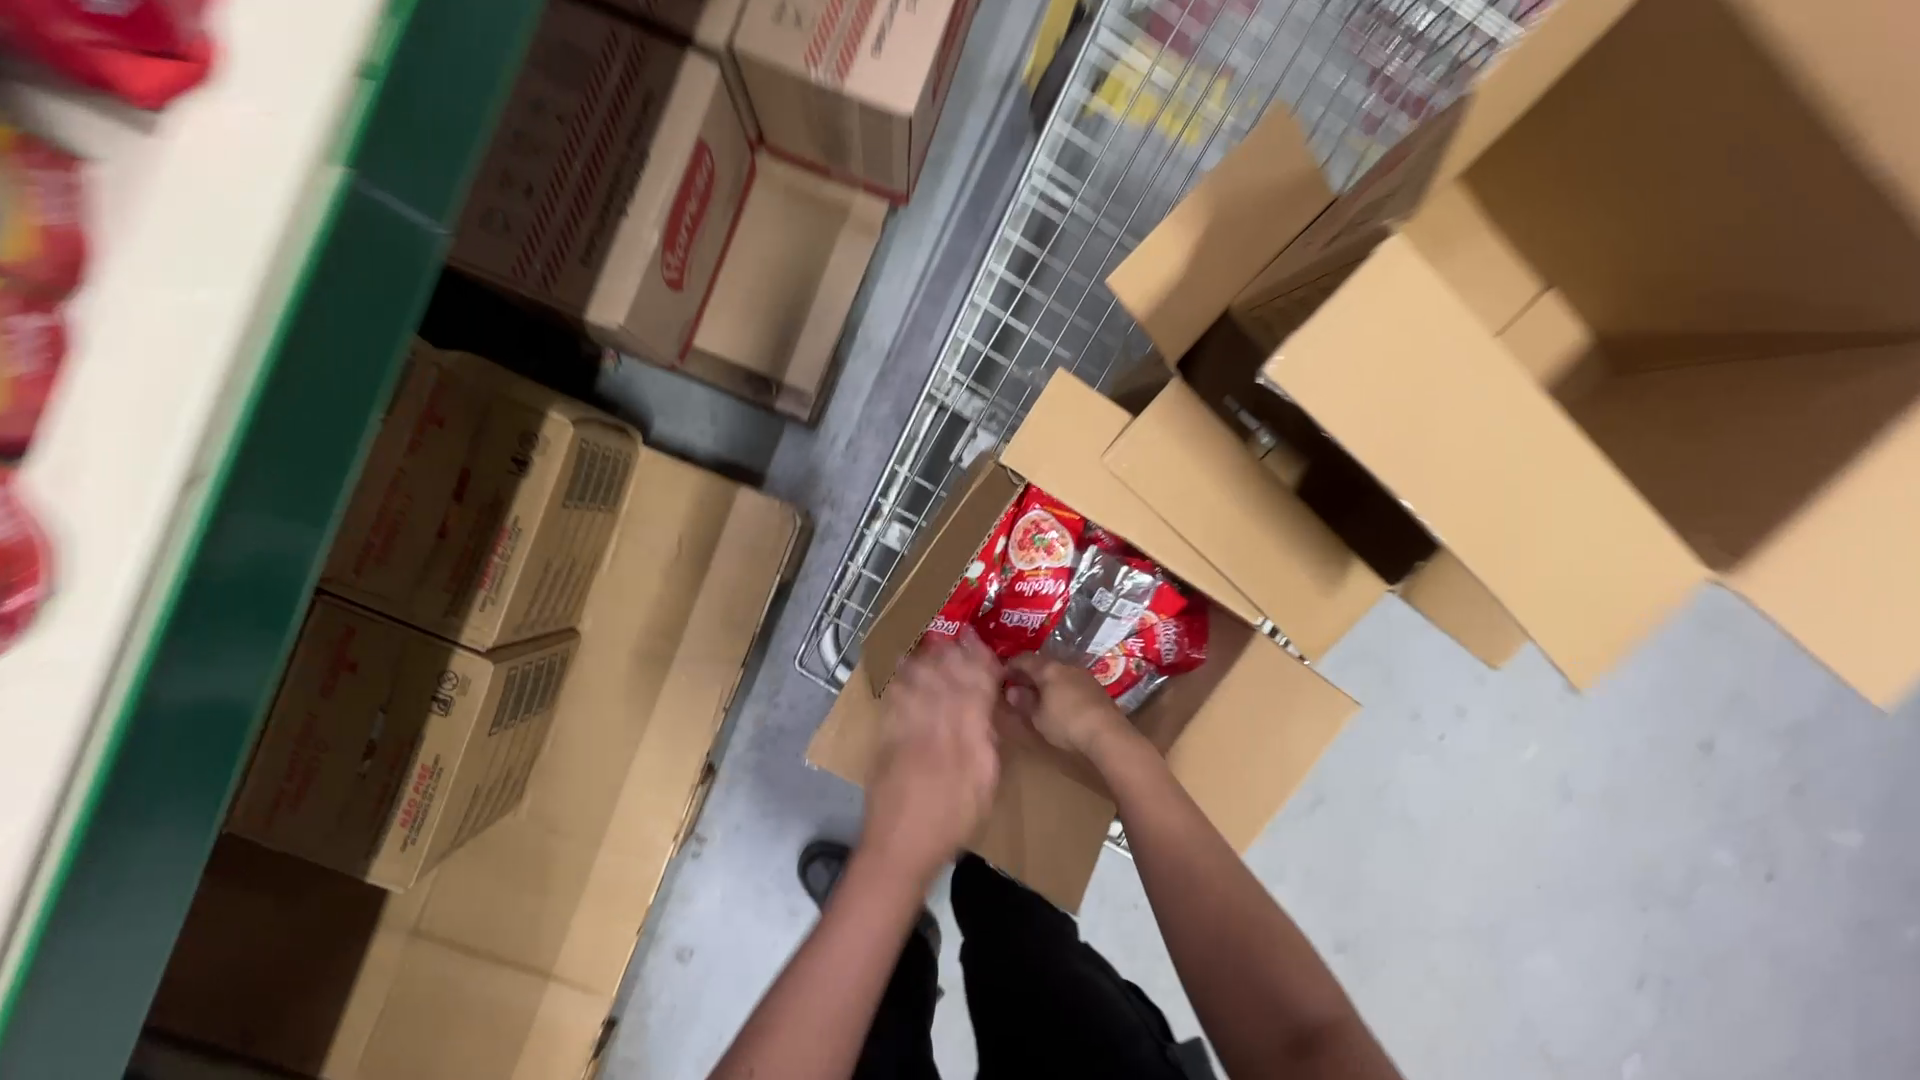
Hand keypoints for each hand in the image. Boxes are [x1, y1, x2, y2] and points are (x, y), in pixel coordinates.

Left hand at [861, 630, 1004, 880]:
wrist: (900, 845)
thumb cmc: (951, 822)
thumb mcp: (985, 785)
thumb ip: (986, 744)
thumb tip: (986, 713)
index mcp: (966, 738)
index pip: (976, 686)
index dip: (980, 661)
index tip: (983, 644)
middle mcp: (937, 725)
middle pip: (947, 676)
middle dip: (955, 652)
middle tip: (961, 636)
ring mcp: (907, 728)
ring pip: (919, 680)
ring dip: (929, 657)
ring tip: (936, 643)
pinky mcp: (886, 735)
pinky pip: (894, 697)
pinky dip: (900, 675)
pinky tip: (902, 663)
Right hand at [1002, 653, 1141, 761]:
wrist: (1107, 733)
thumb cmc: (1066, 723)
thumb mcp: (1038, 717)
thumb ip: (1024, 702)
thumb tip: (1012, 691)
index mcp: (1048, 669)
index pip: (1024, 659)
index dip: (1010, 666)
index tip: (1001, 676)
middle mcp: (1066, 666)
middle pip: (1042, 664)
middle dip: (1028, 674)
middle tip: (1016, 686)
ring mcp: (1083, 675)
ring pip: (1058, 672)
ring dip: (1046, 681)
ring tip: (1037, 695)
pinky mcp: (1095, 688)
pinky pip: (1071, 682)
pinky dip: (1060, 688)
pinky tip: (1058, 702)